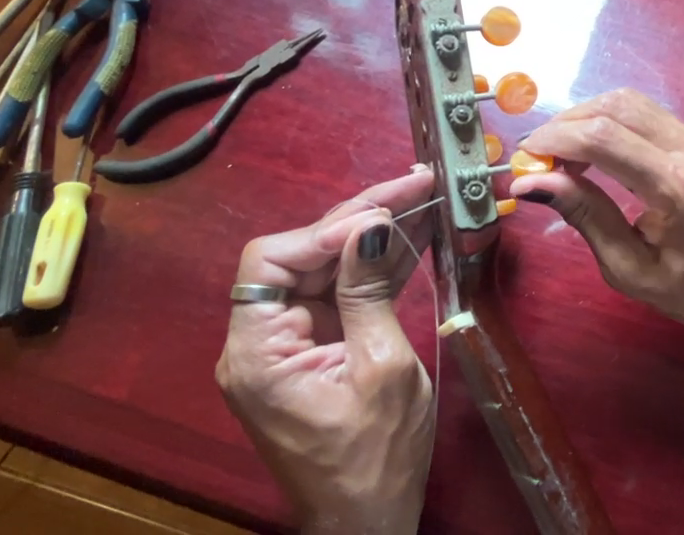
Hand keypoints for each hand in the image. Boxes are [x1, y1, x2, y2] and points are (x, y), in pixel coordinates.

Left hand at [216, 168, 436, 534]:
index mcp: (260, 353)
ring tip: (423, 196)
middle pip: (302, 255)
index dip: (325, 232)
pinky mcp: (316, 345)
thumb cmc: (377, 455)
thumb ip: (368, 292)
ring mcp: (288, 342)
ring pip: (326, 266)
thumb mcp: (381, 368)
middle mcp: (261, 340)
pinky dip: (376, 264)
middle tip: (417, 184)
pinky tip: (414, 233)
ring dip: (374, 233)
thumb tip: (371, 226)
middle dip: (360, 217)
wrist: (368, 521)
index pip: (272, 261)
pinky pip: (342, 290)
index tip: (381, 217)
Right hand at [510, 89, 683, 362]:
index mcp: (678, 187)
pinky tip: (594, 154)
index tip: (525, 158)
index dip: (556, 139)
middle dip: (567, 123)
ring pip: (633, 103)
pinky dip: (613, 124)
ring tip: (562, 156)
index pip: (604, 138)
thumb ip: (586, 216)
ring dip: (589, 119)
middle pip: (618, 106)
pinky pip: (650, 116)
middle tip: (539, 157)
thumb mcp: (631, 270)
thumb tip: (533, 183)